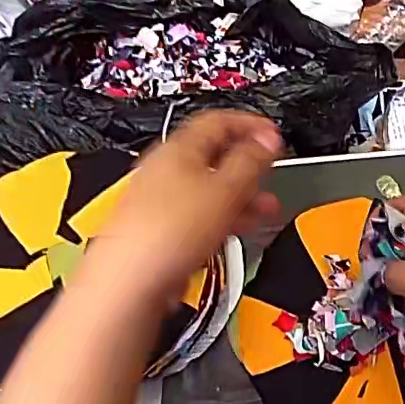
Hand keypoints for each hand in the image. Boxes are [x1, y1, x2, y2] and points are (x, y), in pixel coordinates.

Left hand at [85, 112, 281, 299]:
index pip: (218, 122)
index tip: (272, 135)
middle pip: (215, 157)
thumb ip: (250, 161)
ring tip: (265, 206)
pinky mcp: (166, 229)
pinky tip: (238, 227)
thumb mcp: (223, 189)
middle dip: (250, 166)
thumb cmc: (165, 233)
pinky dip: (226, 216)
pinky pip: (203, 214)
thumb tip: (267, 139)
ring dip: (243, 195)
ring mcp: (164, 201)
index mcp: (177, 150)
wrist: (132, 281)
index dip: (250, 125)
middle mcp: (166, 170)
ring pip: (211, 188)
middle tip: (272, 172)